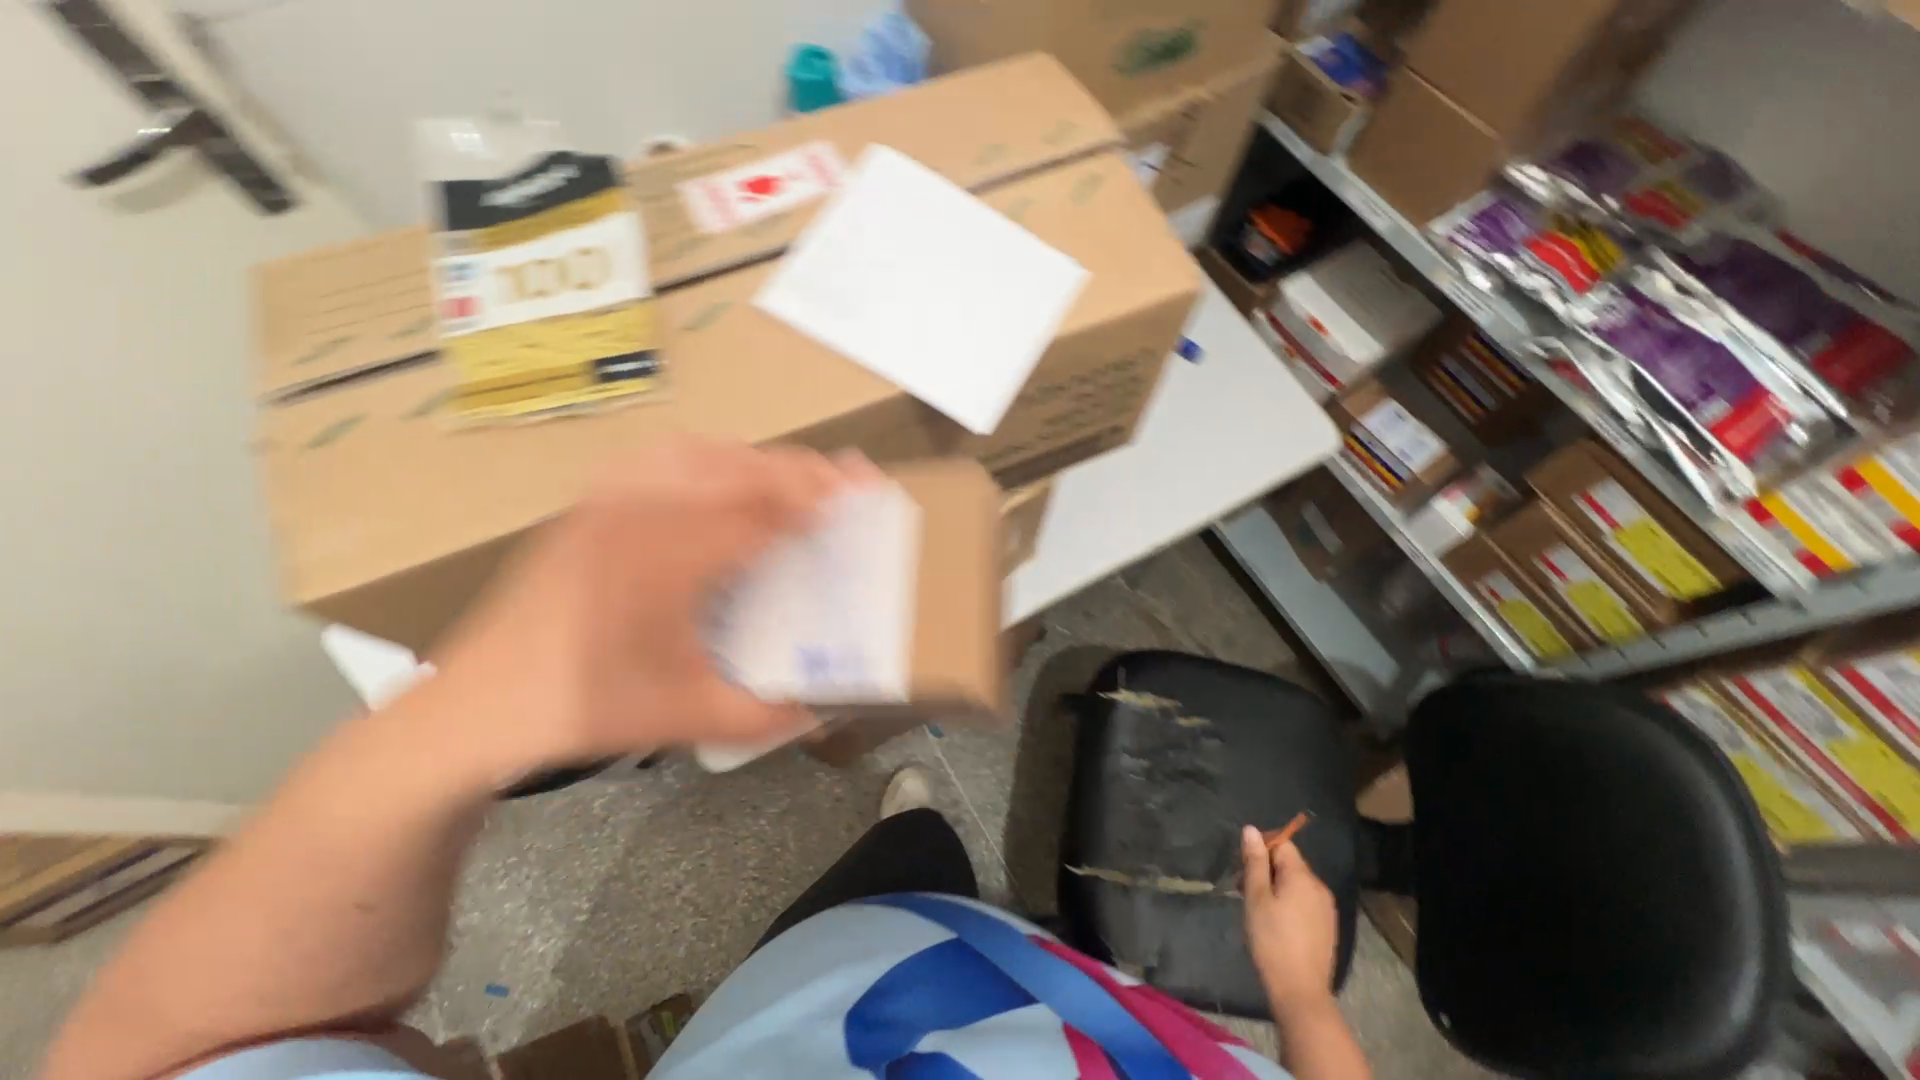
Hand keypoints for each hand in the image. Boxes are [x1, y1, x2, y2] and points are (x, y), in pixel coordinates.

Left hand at [419, 435, 864, 784]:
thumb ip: (761, 715)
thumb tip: (819, 710)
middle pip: (735, 466)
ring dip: (753, 459)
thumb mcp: (683, 717)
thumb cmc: (584, 706)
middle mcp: (638, 512)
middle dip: (798, 468)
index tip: (863, 491)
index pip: (759, 510)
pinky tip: (716, 479)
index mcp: (668, 558)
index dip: (817, 498)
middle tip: (845, 479)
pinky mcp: (587, 507)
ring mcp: (606, 502)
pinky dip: (705, 458)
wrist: (477, 703)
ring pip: (696, 451)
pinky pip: (657, 458)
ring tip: (790, 479)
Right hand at [1241, 825, 1338, 1015]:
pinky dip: (1289, 905)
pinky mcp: (1327, 927)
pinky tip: (1276, 926)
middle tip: (1244, 894)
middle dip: (1266, 871)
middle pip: (1290, 864)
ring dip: (1276, 889)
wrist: (1300, 990)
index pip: (1283, 844)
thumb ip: (1255, 862)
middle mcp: (1319, 887)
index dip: (1261, 851)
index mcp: (1302, 876)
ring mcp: (1326, 909)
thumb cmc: (1272, 939)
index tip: (1244, 871)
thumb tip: (1251, 829)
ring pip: (1297, 885)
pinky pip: (1305, 903)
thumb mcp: (1256, 898)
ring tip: (1258, 912)